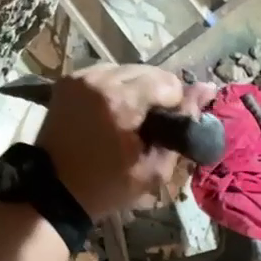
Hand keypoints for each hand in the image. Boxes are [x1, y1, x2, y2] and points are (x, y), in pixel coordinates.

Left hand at [33, 65, 214, 217]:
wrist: (53, 190)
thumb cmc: (106, 186)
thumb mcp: (153, 166)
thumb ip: (182, 125)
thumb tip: (207, 88)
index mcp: (120, 100)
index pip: (168, 82)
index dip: (175, 105)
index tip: (168, 128)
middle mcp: (98, 78)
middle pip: (147, 71)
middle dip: (156, 94)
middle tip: (152, 124)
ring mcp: (80, 76)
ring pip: (126, 69)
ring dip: (135, 88)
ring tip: (131, 118)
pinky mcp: (67, 79)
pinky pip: (104, 73)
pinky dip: (113, 87)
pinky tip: (111, 110)